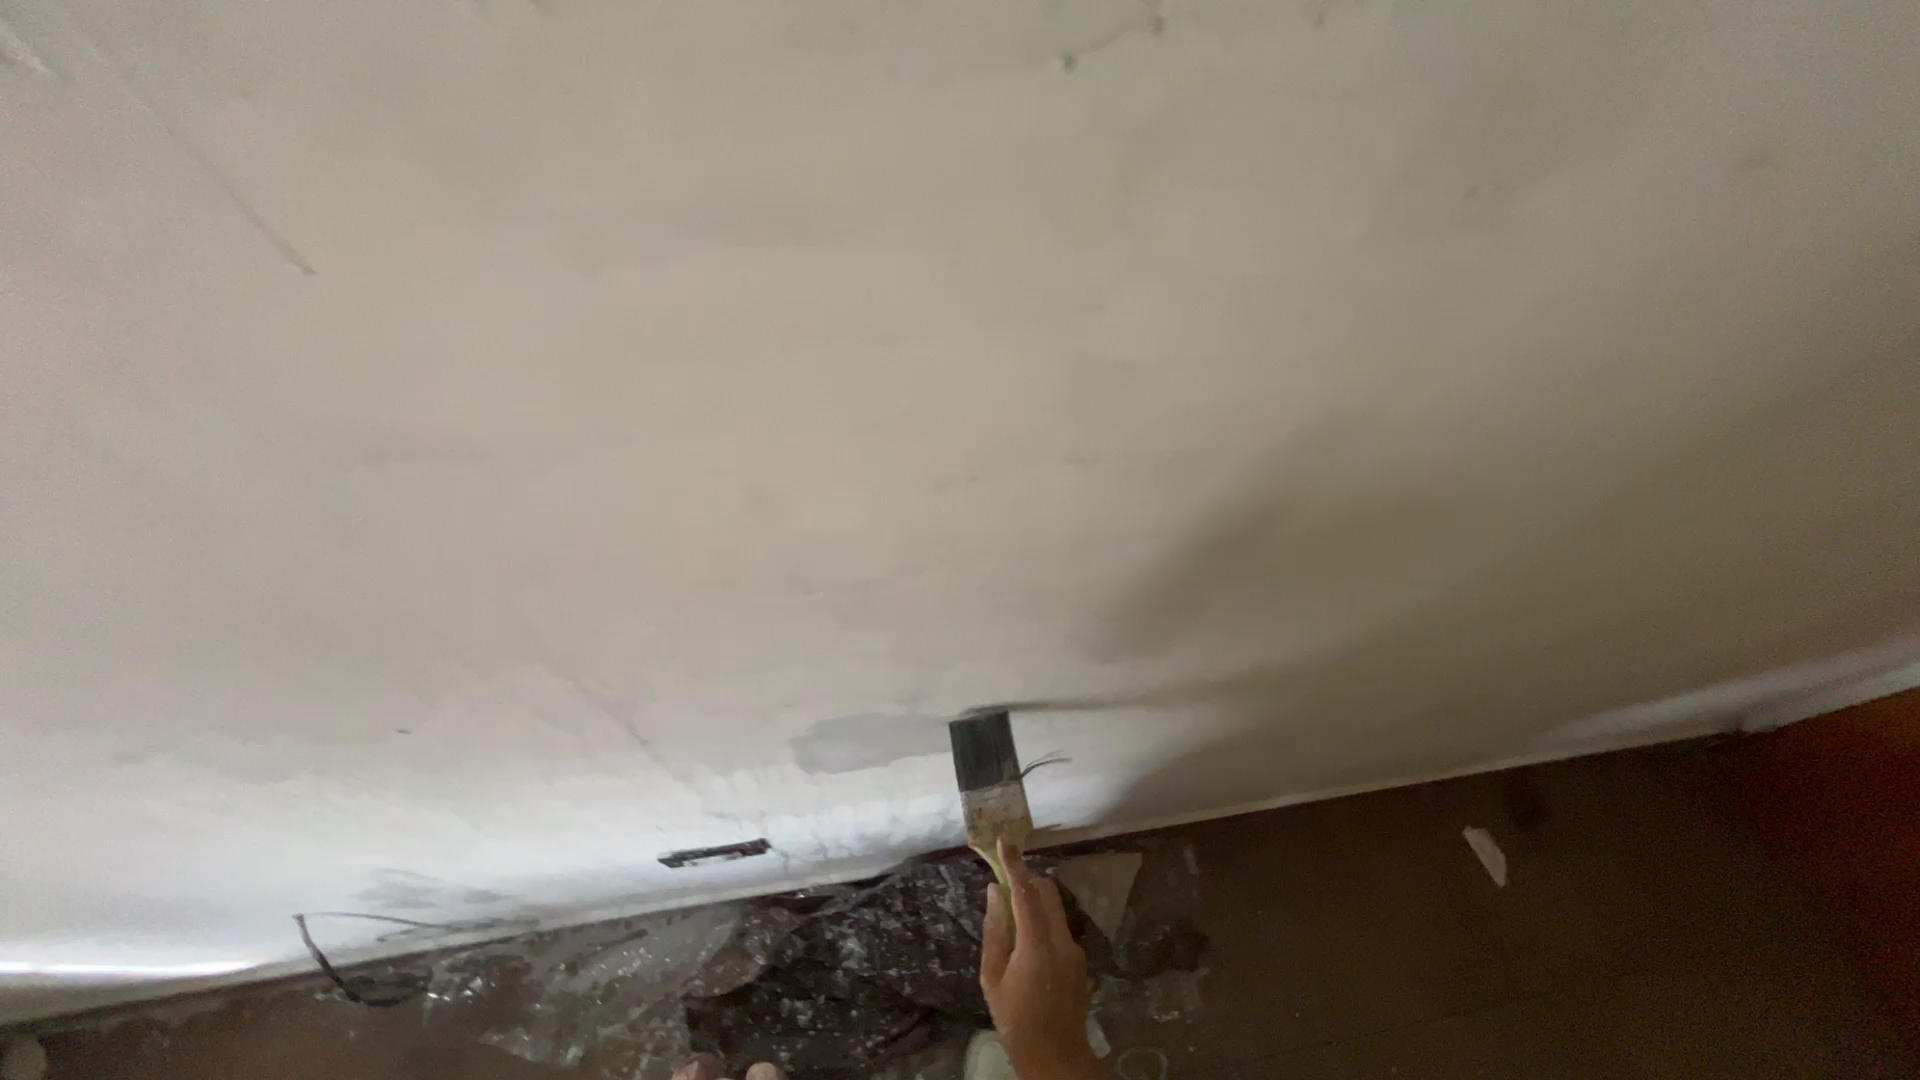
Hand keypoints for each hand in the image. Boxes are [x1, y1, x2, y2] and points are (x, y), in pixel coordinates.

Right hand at [980, 838, 1101, 1079]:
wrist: (1056, 1056)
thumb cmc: (1016, 1019)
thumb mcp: (992, 977)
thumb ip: (995, 930)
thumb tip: (995, 892)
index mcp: (1036, 944)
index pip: (1025, 892)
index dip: (1014, 863)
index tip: (1004, 840)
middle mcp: (1061, 940)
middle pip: (1046, 892)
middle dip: (1026, 881)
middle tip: (1004, 889)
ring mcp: (1075, 949)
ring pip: (1054, 908)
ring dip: (1034, 903)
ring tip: (1014, 928)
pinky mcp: (1080, 959)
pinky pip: (1059, 928)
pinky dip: (1043, 924)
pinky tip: (1029, 953)